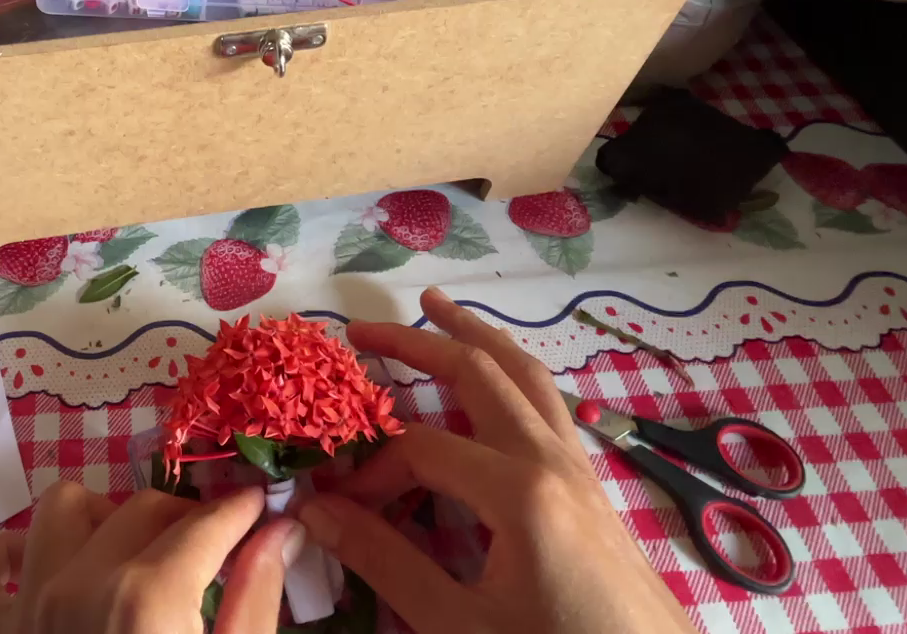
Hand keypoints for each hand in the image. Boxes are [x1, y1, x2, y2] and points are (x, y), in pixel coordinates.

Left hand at [0, 481, 304, 633]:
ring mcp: (26, 612)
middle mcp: (81, 587)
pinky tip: (34, 572)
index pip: (206, 524)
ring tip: (130, 553)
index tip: (258, 503)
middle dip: (185, 517)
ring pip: (61, 512)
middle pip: (144, 509)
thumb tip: (282, 530)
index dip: (239, 509)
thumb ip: (256, 598)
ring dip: (101, 518)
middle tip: (210, 545)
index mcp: (148, 600)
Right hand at [297, 287, 697, 633]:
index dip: (374, 469)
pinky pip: (546, 401)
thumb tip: (315, 510)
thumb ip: (386, 562)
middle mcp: (550, 459)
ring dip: (475, 334)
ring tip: (437, 306)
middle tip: (364, 326)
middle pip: (478, 372)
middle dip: (417, 342)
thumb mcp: (462, 629)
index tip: (340, 502)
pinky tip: (493, 375)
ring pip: (524, 374)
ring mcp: (577, 466)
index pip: (422, 450)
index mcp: (519, 491)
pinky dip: (508, 368)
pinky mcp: (591, 484)